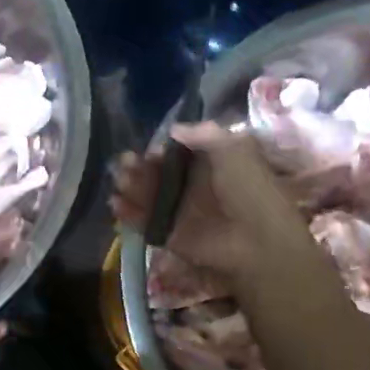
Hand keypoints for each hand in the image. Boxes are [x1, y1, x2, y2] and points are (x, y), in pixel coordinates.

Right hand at [110, 120, 309, 282]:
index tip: (149, 150)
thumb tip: (173, 129)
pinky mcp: (167, 233)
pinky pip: (142, 221)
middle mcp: (190, 187)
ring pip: (146, 196)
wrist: (254, 240)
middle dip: (138, 167)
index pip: (177, 155)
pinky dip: (127, 213)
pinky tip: (115, 203)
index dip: (160, 151)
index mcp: (209, 166)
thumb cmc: (248, 191)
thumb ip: (206, 135)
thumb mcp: (235, 151)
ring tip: (119, 180)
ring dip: (130, 187)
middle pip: (156, 174)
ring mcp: (177, 211)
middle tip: (124, 162)